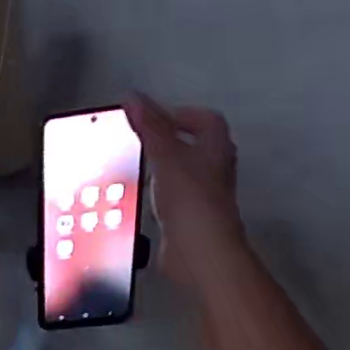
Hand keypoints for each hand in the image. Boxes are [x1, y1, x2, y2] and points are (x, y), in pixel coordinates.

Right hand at [122, 93, 245, 282]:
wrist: (199, 251)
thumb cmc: (192, 202)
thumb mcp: (165, 156)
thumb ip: (149, 126)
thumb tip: (134, 98)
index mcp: (216, 147)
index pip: (205, 120)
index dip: (182, 114)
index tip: (158, 115)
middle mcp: (215, 171)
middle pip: (196, 147)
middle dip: (172, 141)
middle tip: (147, 140)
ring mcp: (204, 198)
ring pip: (184, 175)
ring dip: (164, 171)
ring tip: (140, 169)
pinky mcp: (190, 221)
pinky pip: (175, 202)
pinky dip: (160, 198)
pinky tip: (144, 202)